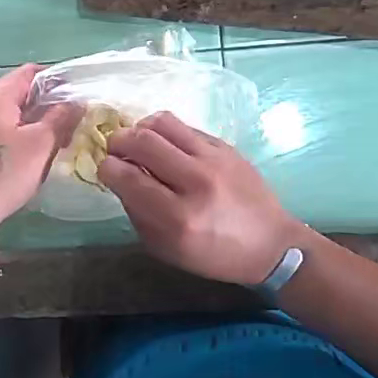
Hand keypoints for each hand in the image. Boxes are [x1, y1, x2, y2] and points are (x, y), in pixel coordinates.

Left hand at [0, 65, 81, 243]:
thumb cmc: (2, 175)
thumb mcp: (40, 145)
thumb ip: (60, 118)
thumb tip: (75, 101)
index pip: (30, 72)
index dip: (57, 80)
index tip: (78, 97)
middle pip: (17, 94)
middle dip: (46, 106)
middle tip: (70, 126)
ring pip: (6, 116)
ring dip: (31, 126)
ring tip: (53, 146)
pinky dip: (14, 140)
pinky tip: (26, 162)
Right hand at [99, 112, 310, 285]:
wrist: (271, 245)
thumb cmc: (214, 254)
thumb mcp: (165, 248)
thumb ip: (137, 211)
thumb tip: (119, 177)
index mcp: (179, 218)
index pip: (128, 177)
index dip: (107, 168)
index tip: (106, 170)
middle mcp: (197, 182)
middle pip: (142, 141)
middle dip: (118, 143)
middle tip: (115, 151)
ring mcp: (214, 159)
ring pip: (162, 123)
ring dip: (139, 129)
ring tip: (137, 142)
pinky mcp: (225, 146)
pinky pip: (184, 126)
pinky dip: (164, 131)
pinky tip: (163, 145)